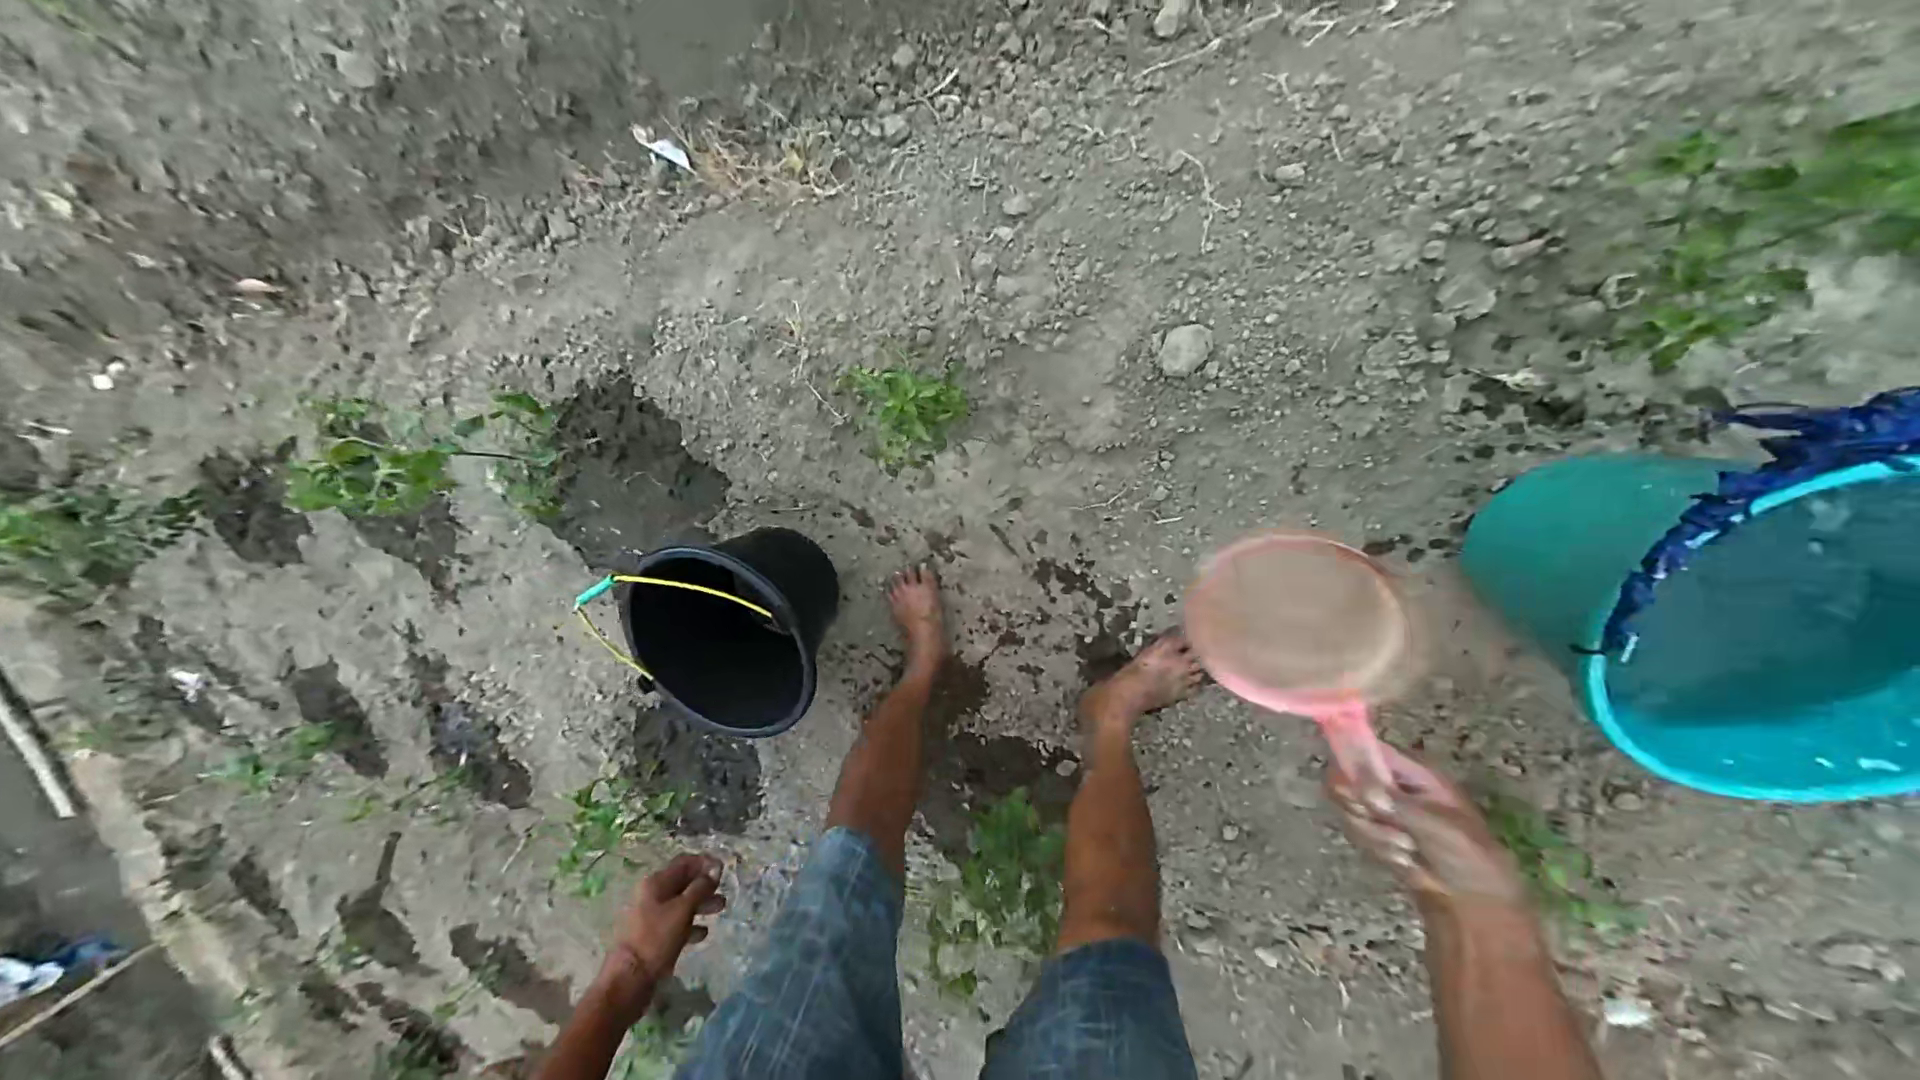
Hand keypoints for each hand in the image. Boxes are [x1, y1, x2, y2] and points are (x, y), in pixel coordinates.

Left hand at [605, 853, 726, 986]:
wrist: (628, 981)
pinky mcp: (653, 937)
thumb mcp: (683, 909)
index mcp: (656, 883)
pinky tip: (702, 933)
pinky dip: (690, 925)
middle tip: (722, 892)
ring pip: (681, 903)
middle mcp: (652, 895)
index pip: (684, 862)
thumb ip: (700, 887)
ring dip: (701, 904)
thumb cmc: (656, 939)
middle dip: (705, 885)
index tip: (723, 870)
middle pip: (684, 882)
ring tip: (719, 909)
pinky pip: (676, 923)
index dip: (705, 862)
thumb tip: (715, 870)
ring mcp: (651, 917)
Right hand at [1326, 744, 1527, 909]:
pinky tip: (1401, 858)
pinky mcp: (1368, 826)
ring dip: (1373, 834)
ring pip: (1345, 807)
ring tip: (1407, 850)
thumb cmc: (1469, 854)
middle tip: (1388, 826)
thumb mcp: (1440, 827)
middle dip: (1362, 809)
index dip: (1351, 764)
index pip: (1363, 749)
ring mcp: (1375, 803)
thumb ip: (1399, 805)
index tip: (1355, 793)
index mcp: (1409, 768)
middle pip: (1343, 779)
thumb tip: (1363, 789)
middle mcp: (1386, 780)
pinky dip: (1373, 846)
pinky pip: (1350, 828)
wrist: (1474, 898)